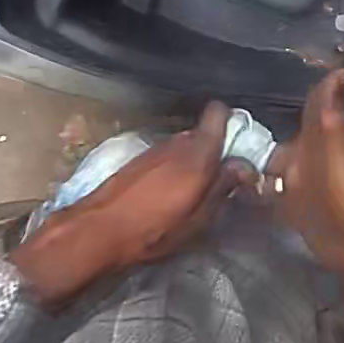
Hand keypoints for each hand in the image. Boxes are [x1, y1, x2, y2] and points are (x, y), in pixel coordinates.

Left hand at [13, 102, 254, 305]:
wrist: (98, 229)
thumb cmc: (154, 229)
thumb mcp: (198, 218)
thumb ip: (224, 188)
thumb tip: (245, 168)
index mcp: (199, 151)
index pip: (219, 113)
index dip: (231, 124)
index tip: (238, 149)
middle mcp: (179, 141)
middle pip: (205, 133)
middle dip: (216, 152)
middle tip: (220, 181)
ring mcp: (157, 147)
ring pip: (186, 145)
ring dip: (194, 162)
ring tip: (193, 193)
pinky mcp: (141, 159)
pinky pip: (168, 155)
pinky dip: (175, 168)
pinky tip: (169, 194)